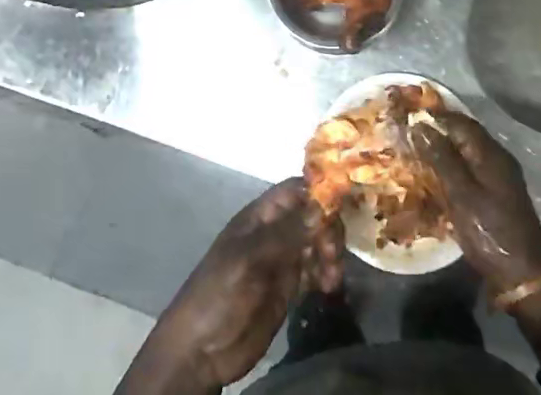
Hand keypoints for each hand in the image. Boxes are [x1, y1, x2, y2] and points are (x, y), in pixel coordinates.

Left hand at [117, 179, 342, 394]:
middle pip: (311, 215)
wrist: (200, 349)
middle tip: (332, 254)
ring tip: (331, 278)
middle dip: (327, 229)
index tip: (340, 207)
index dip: (317, 192)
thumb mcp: (248, 259)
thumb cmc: (218, 293)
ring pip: (316, 242)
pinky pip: (314, 268)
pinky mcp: (287, 286)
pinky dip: (326, 273)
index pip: (294, 191)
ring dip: (330, 253)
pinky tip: (328, 287)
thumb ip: (285, 234)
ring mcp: (281, 259)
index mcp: (260, 217)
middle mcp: (273, 232)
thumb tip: (321, 207)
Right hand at [406, 111, 540, 291]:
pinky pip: (470, 169)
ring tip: (416, 154)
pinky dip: (451, 168)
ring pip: (466, 152)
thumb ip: (441, 158)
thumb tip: (420, 125)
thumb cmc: (490, 232)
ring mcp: (499, 177)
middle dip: (437, 132)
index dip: (435, 116)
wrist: (524, 276)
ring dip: (443, 150)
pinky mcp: (496, 194)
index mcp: (491, 154)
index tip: (408, 116)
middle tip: (407, 136)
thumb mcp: (461, 194)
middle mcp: (497, 159)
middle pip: (464, 135)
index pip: (460, 122)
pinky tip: (435, 177)